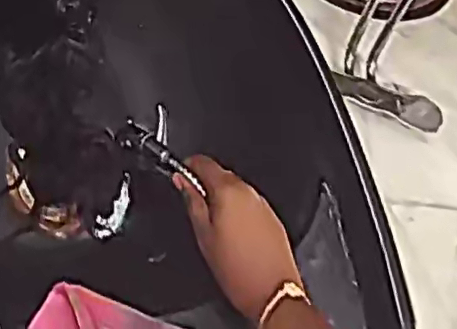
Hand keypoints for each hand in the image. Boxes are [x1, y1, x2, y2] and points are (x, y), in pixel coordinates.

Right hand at [176, 156, 303, 323]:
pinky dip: (240, 211)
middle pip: (220, 173)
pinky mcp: (273, 218)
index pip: (203, 161)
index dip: (189, 167)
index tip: (183, 177)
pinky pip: (250, 204)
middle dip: (206, 185)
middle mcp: (247, 191)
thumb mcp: (204, 234)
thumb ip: (191, 200)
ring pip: (236, 189)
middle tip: (199, 209)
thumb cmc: (238, 270)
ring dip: (224, 198)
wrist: (275, 296)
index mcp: (227, 190)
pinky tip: (237, 234)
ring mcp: (262, 204)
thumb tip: (182, 180)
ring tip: (219, 227)